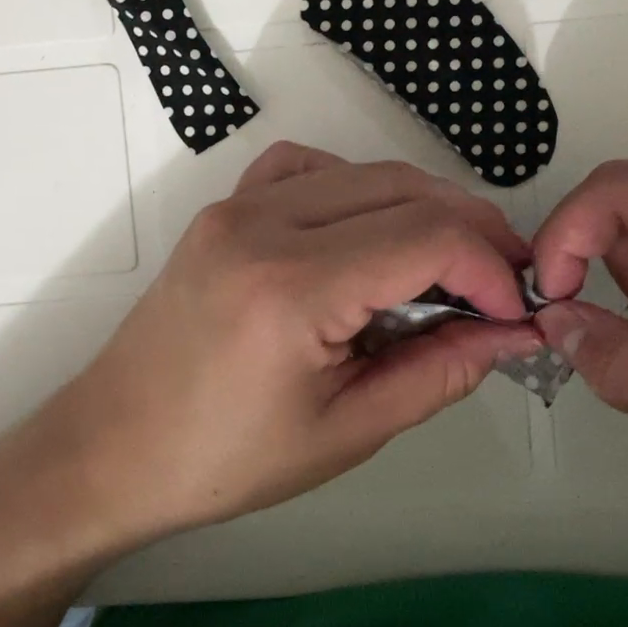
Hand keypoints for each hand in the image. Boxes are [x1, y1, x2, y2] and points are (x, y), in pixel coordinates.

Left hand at [46, 142, 544, 539]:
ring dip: (418, 207)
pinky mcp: (221, 210)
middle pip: (403, 189)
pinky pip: (303, 168)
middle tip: (498, 285)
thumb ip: (438, 371)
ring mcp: (235, 208)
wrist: (114, 445)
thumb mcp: (346, 430)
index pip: (427, 235)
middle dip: (468, 230)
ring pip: (359, 171)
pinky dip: (353, 187)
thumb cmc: (224, 458)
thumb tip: (510, 332)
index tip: (512, 310)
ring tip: (446, 265)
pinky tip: (365, 232)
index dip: (489, 266)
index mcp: (292, 287)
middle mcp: (261, 225)